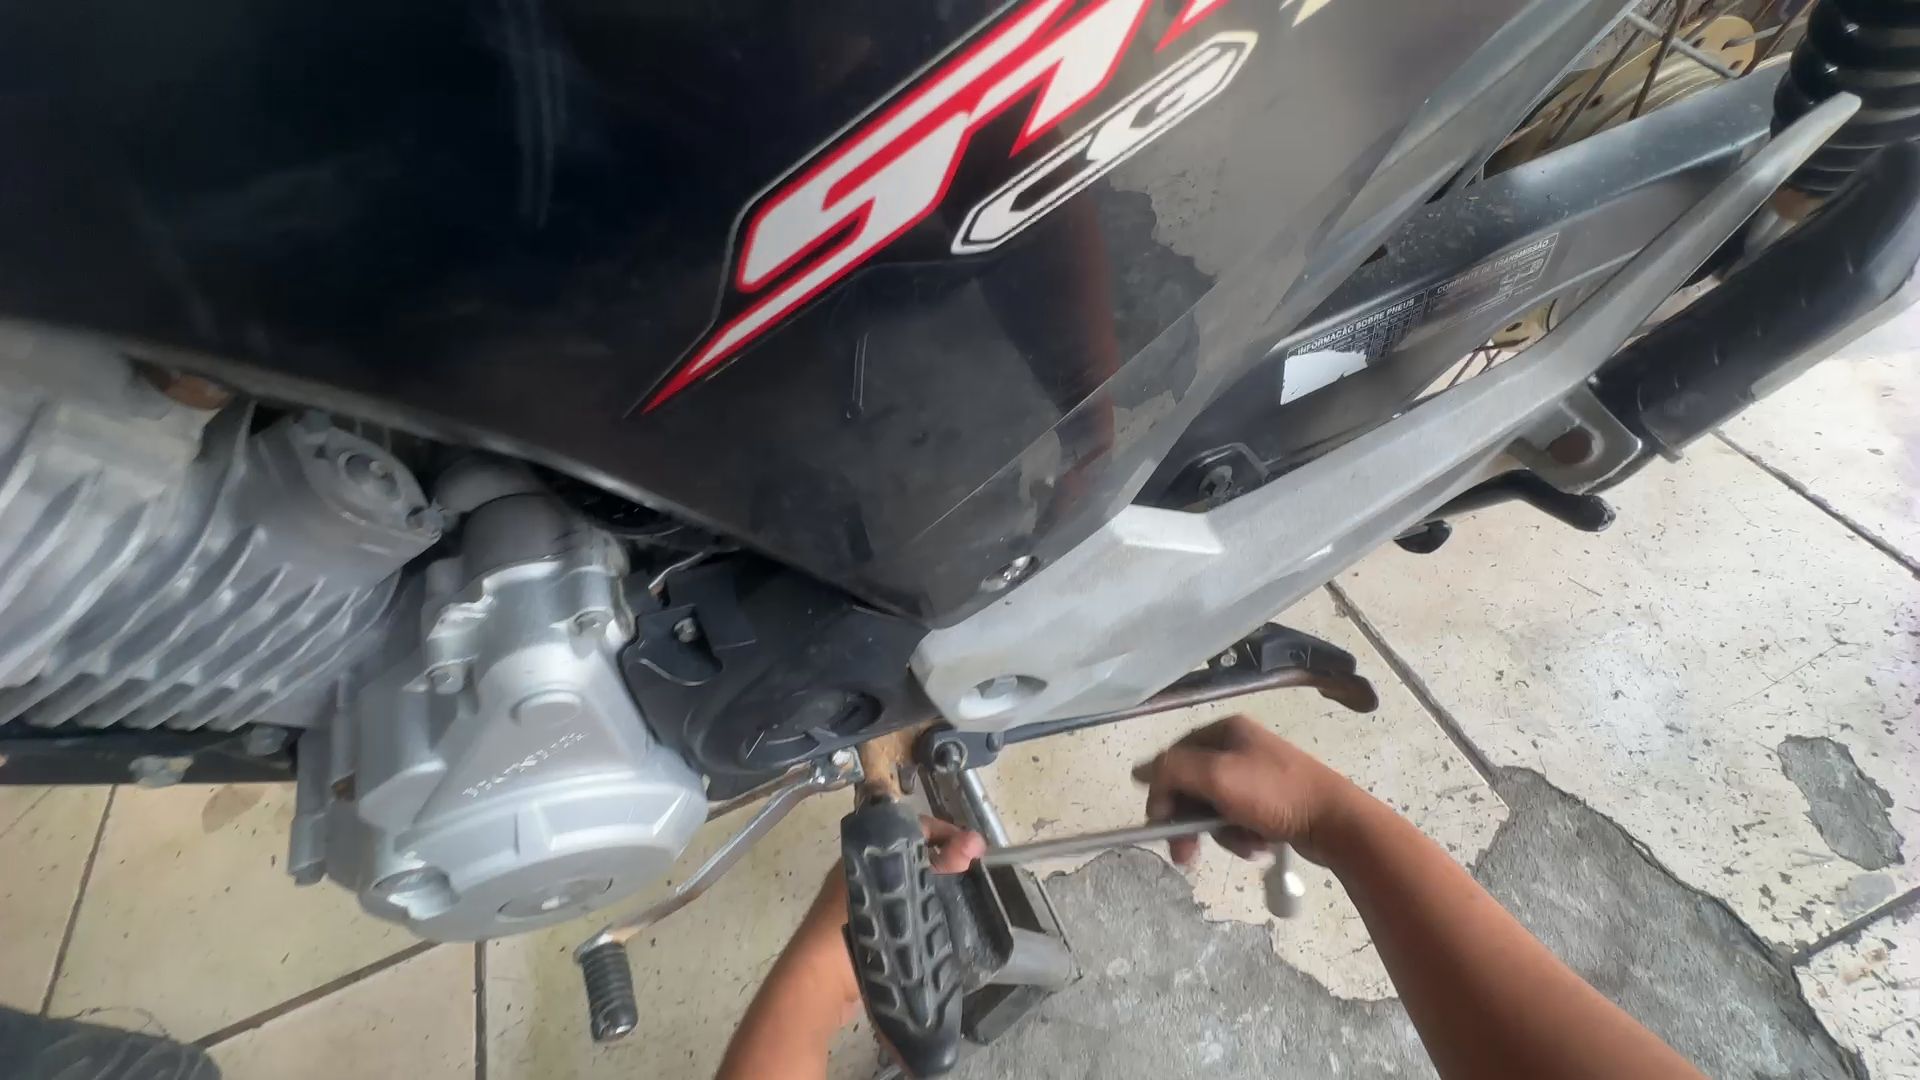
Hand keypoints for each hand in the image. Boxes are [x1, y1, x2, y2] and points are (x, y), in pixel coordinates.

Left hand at [792, 814, 984, 1015]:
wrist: (819, 982)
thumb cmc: (854, 926)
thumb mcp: (901, 890)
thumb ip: (938, 866)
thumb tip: (974, 842)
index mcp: (867, 852)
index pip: (913, 829)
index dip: (944, 833)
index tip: (973, 848)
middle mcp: (865, 871)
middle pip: (913, 854)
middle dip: (944, 858)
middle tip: (973, 869)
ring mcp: (867, 902)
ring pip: (909, 882)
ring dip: (936, 885)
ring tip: (966, 890)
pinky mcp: (870, 931)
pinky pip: (904, 910)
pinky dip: (924, 910)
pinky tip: (945, 919)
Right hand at [1134, 714, 1360, 866]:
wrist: (1339, 824)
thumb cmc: (1275, 794)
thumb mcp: (1216, 776)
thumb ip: (1172, 770)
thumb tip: (1138, 772)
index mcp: (1225, 730)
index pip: (1175, 756)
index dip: (1162, 788)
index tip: (1159, 822)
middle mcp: (1239, 746)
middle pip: (1193, 784)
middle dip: (1189, 819)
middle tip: (1186, 854)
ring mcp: (1257, 774)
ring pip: (1214, 805)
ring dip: (1219, 831)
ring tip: (1240, 847)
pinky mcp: (1273, 801)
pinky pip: (1239, 818)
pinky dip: (1241, 835)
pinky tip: (1258, 845)